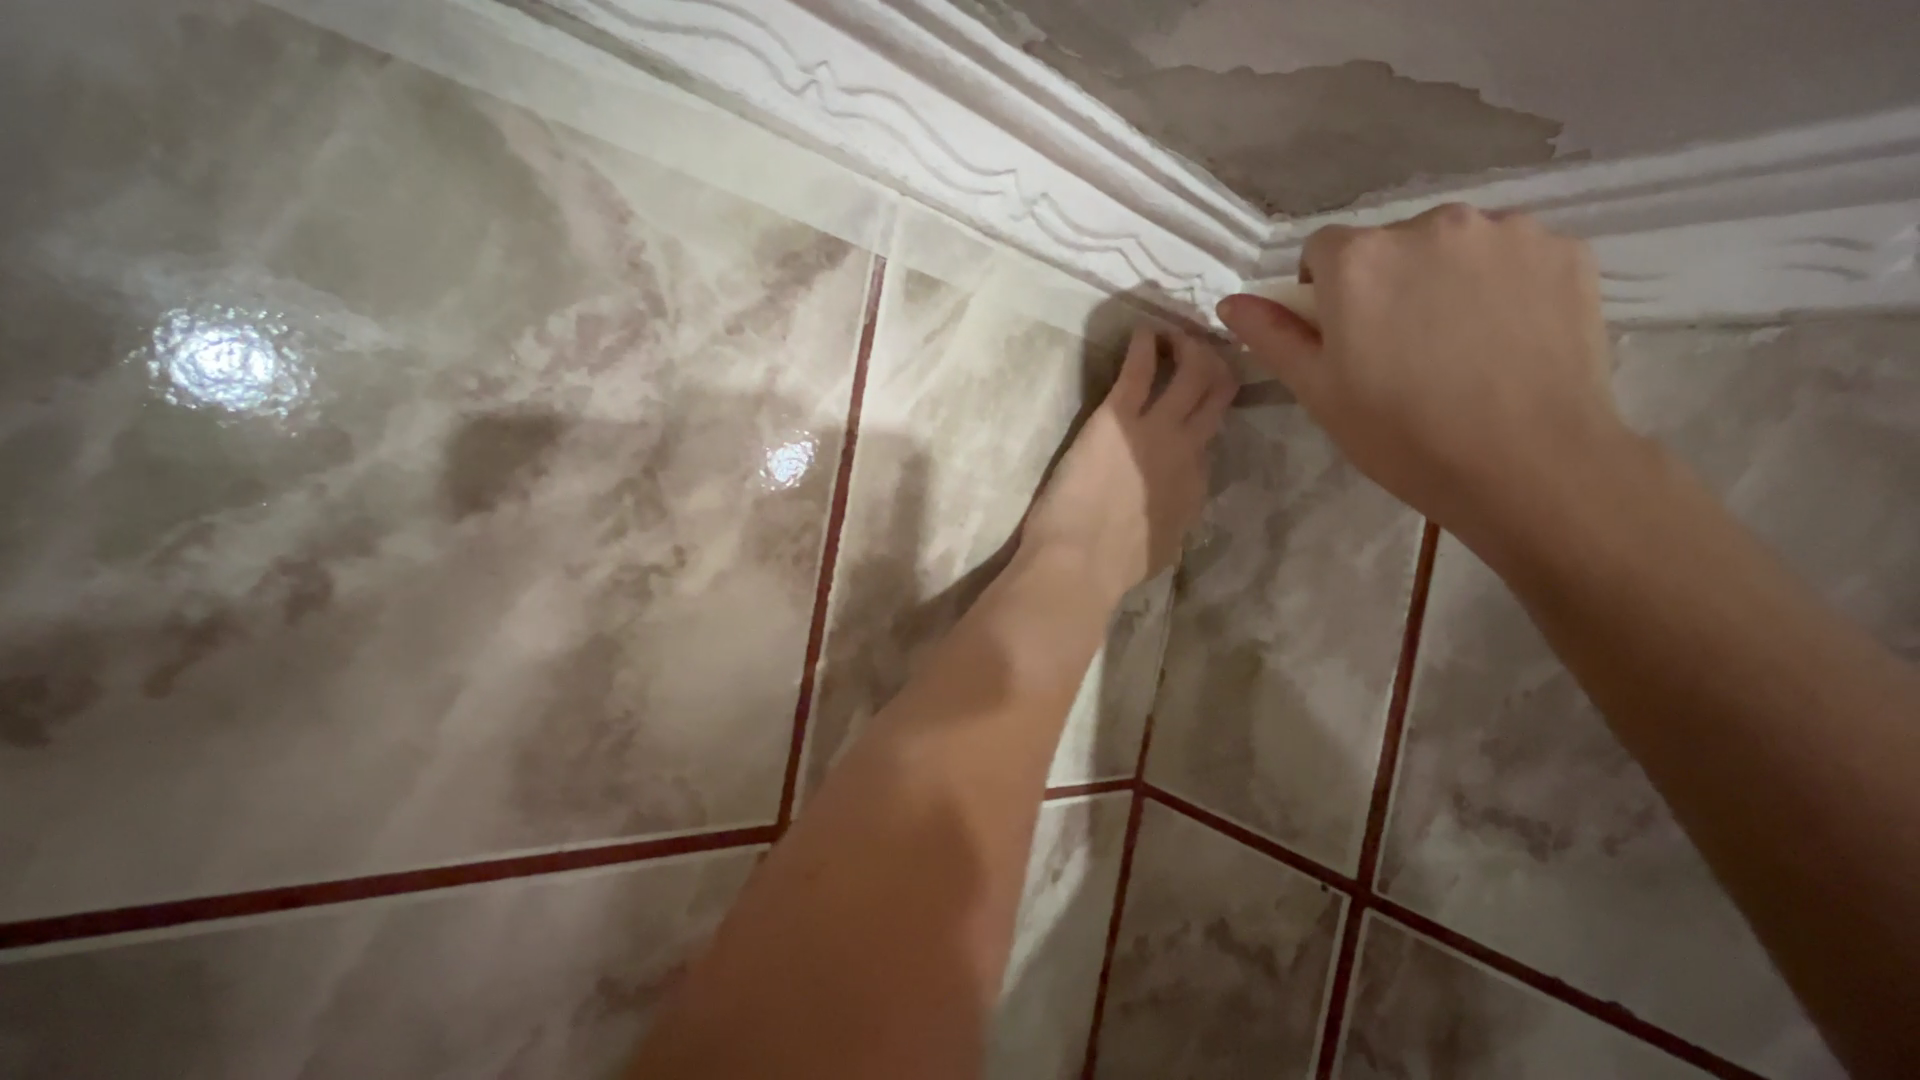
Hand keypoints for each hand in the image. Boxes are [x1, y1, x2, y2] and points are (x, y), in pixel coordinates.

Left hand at [1020, 325, 1235, 604]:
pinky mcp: (1118, 416)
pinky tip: (1143, 334)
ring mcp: (1157, 429)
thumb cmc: (1114, 568)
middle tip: (1200, 352)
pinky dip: (1145, 345)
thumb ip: (1171, 521)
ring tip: (1174, 336)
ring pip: (1194, 372)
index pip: (1208, 442)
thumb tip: (1166, 515)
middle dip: (1215, 368)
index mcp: (1196, 487)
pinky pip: (1141, 368)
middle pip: (1219, 396)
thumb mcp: (1163, 549)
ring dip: (1188, 347)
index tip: (1189, 412)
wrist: (1081, 562)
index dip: (1200, 423)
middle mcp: (1188, 451)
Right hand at [1215, 204, 1636, 546]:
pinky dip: (1506, 285)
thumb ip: (1273, 336)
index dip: (1326, 292)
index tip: (1345, 337)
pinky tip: (1510, 338)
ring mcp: (1505, 232)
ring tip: (1463, 345)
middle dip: (1390, 282)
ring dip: (1448, 278)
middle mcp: (1431, 224)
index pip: (1323, 249)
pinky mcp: (1566, 250)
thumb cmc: (1404, 435)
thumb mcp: (1320, 393)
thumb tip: (1231, 302)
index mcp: (1359, 259)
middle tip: (1405, 348)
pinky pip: (1516, 257)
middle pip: (1392, 243)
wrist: (1530, 464)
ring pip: (1456, 246)